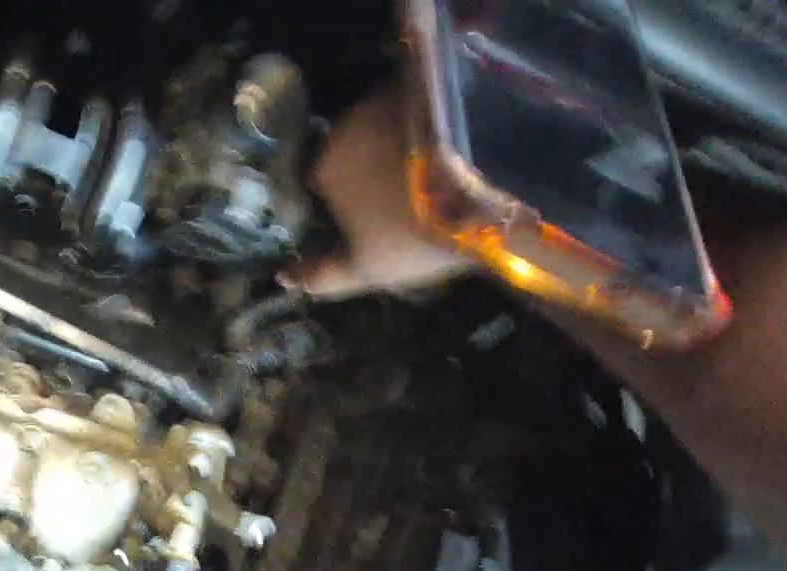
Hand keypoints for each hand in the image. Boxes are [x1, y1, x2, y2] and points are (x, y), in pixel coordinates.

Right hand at [289, 86, 474, 299]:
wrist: (503, 170)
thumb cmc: (418, 229)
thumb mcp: (367, 269)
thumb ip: (321, 276)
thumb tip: (284, 278)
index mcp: (323, 169)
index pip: (315, 187)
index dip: (334, 205)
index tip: (356, 220)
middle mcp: (347, 124)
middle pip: (349, 151)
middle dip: (366, 170)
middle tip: (396, 195)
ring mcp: (394, 94)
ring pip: (385, 126)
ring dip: (398, 144)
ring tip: (430, 168)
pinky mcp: (441, 77)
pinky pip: (423, 105)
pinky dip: (429, 124)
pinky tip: (452, 144)